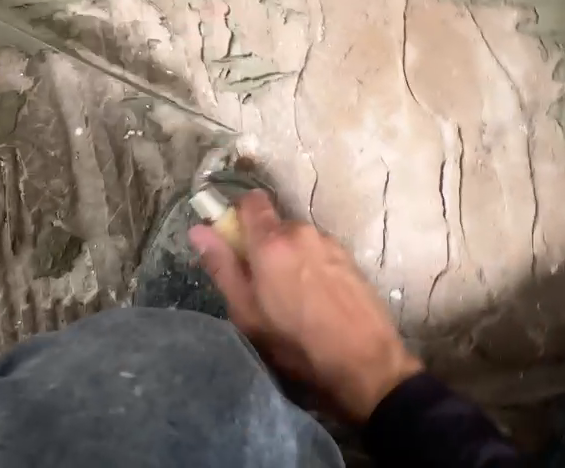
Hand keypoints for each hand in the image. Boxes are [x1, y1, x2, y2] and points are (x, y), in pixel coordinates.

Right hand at [191, 190, 422, 421]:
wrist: (365, 362)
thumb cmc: (296, 343)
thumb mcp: (247, 313)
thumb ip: (222, 267)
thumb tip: (198, 230)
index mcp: (271, 241)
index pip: (250, 201)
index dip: (239, 216)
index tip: (235, 243)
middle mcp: (301, 230)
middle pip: (274, 224)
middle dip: (264, 246)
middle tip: (262, 286)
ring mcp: (328, 241)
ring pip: (297, 239)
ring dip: (290, 258)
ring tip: (293, 299)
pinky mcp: (348, 256)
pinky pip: (318, 251)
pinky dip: (312, 267)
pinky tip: (317, 300)